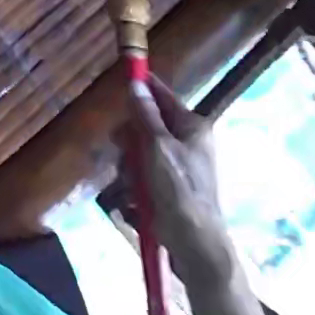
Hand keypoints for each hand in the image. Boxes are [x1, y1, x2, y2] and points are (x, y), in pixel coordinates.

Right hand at [129, 72, 239, 290]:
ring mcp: (177, 162)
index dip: (143, 85)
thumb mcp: (157, 146)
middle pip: (145, 122)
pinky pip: (142, 168)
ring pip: (139, 147)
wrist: (194, 239)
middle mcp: (186, 139)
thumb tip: (136, 83)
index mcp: (191, 126)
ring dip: (129, 161)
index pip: (162, 95)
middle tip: (120, 146)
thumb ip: (145, 115)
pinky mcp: (168, 182)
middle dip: (129, 136)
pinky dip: (134, 177)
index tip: (123, 75)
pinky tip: (133, 192)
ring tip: (130, 180)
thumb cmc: (179, 188)